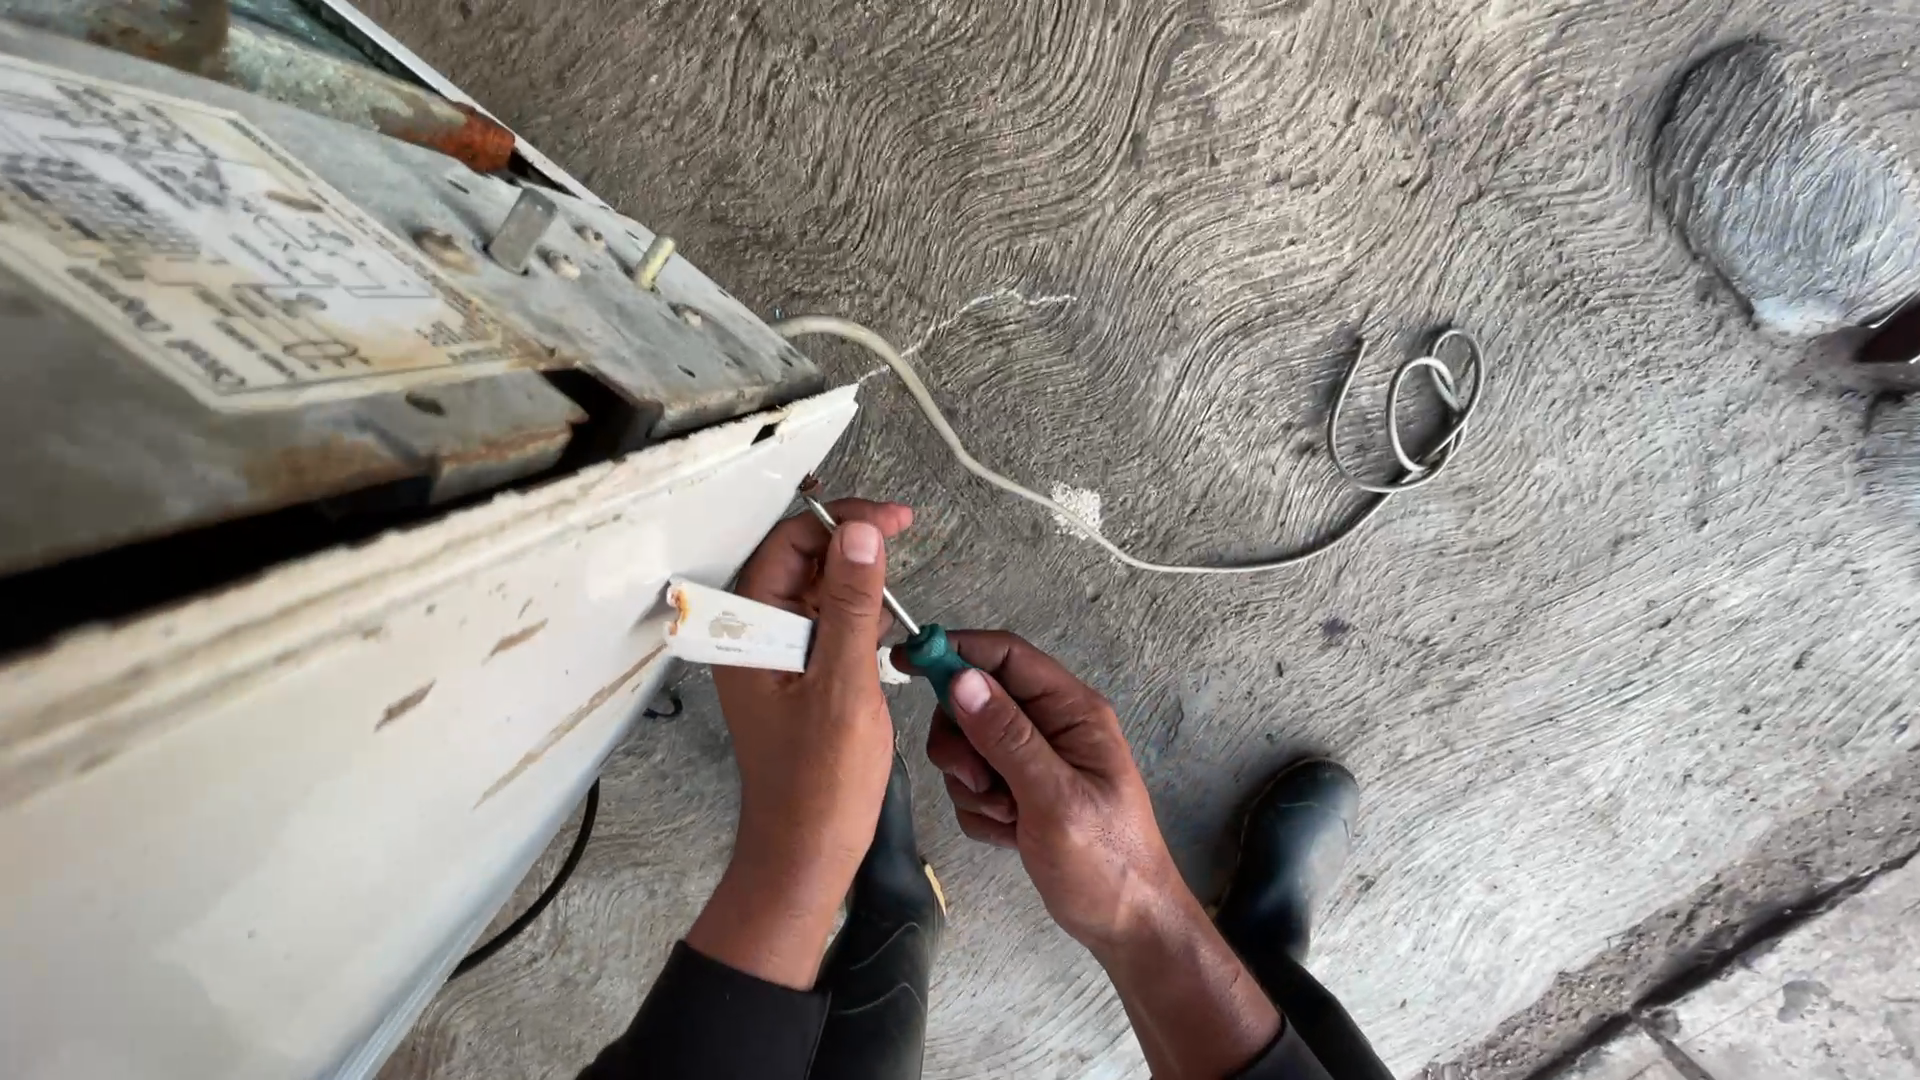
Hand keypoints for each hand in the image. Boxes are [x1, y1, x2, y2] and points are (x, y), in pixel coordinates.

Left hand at [685, 498, 910, 988]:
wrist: (808, 853)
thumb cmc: (820, 781)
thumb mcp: (842, 685)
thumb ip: (850, 605)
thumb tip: (861, 532)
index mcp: (748, 629)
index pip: (788, 544)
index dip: (841, 521)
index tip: (895, 520)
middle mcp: (755, 633)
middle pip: (801, 559)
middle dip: (852, 544)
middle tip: (903, 533)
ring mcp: (778, 653)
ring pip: (817, 589)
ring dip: (858, 580)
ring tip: (893, 592)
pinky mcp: (800, 672)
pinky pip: (828, 622)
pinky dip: (858, 615)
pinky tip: (883, 629)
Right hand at [913, 632, 1280, 1077]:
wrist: (1126, 926)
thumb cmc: (1105, 860)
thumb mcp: (1055, 798)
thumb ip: (1007, 737)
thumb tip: (960, 678)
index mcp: (1070, 710)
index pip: (1006, 656)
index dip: (956, 651)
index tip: (907, 660)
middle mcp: (1049, 724)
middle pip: (975, 700)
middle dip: (962, 741)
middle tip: (975, 780)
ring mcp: (1032, 758)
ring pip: (967, 744)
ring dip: (972, 785)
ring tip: (1007, 816)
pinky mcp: (1018, 790)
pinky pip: (972, 783)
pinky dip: (979, 810)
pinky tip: (1009, 834)